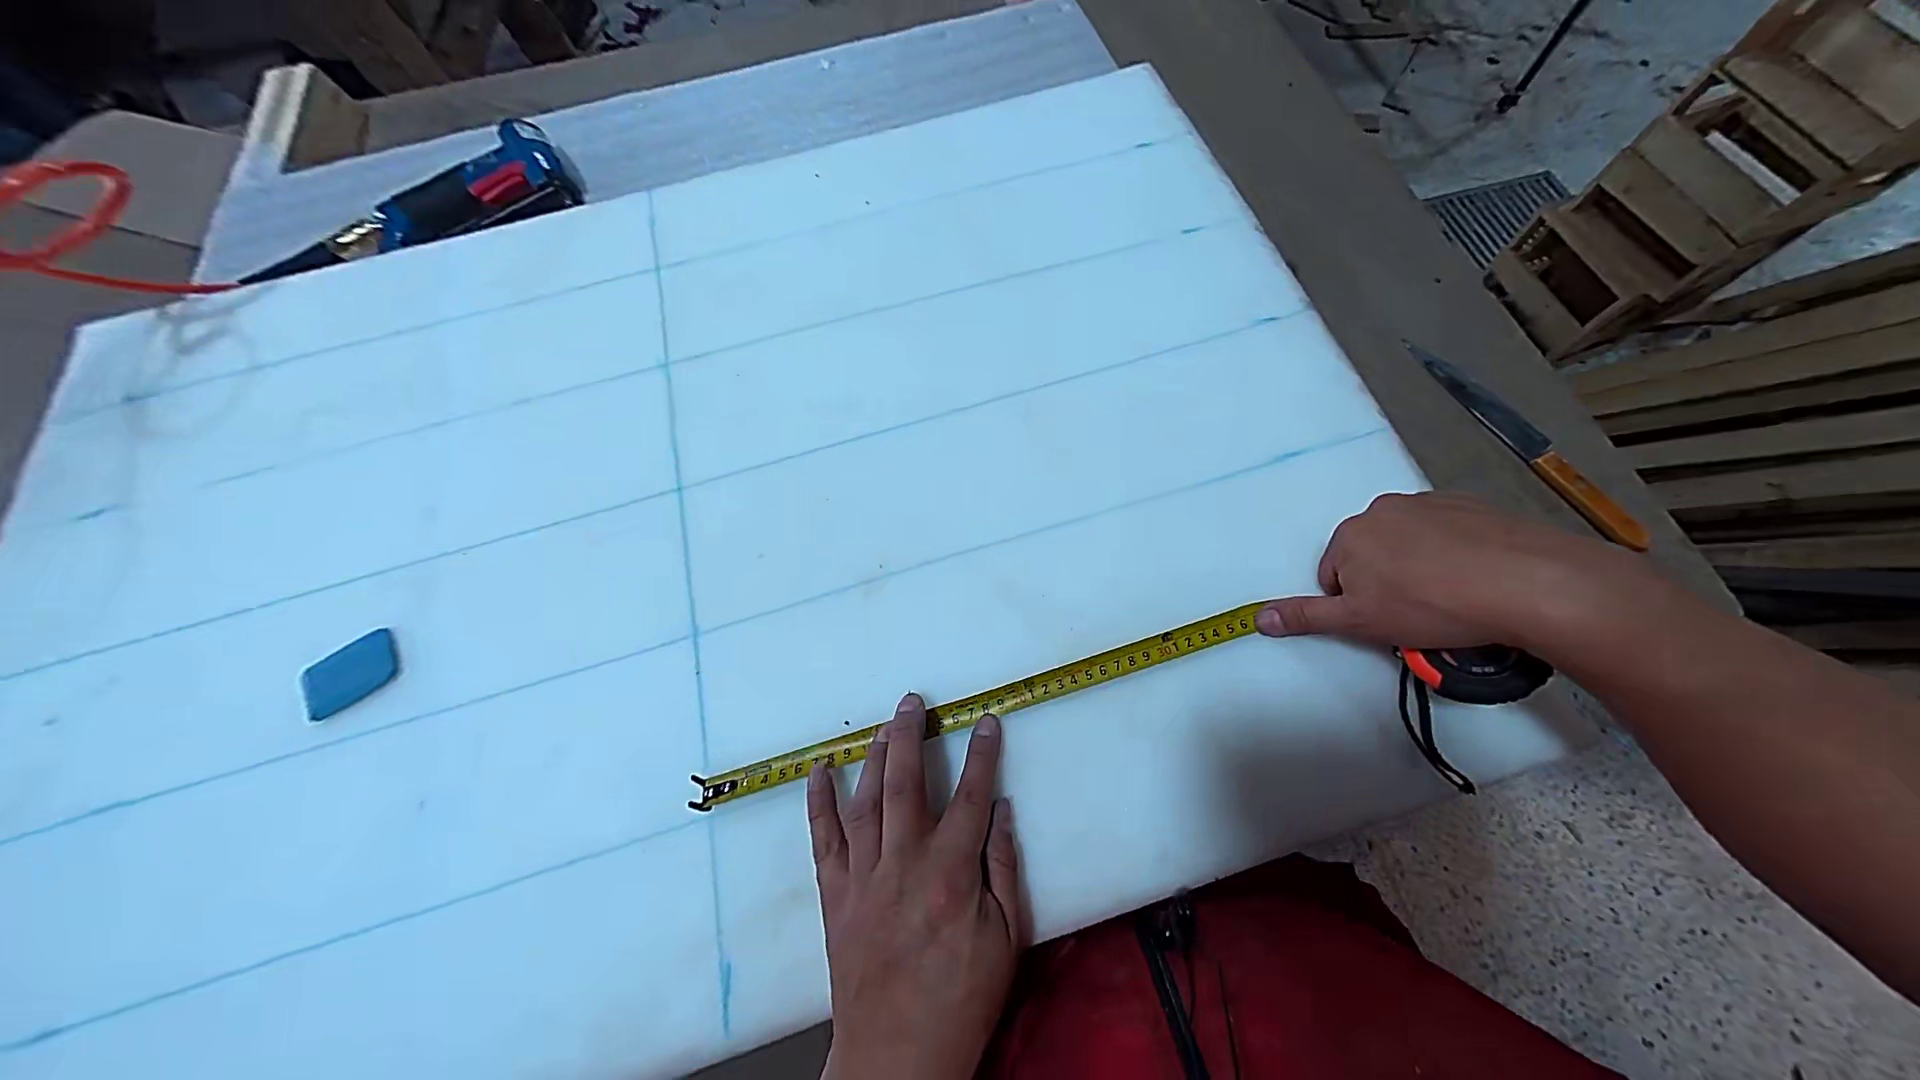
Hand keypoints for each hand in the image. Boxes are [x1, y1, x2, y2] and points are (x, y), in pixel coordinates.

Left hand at [810, 693, 1019, 1079]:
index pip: (970, 796)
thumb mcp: (1006, 939)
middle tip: (913, 702)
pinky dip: (818, 803)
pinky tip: (818, 772)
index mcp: (950, 874)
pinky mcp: (835, 896)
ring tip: (882, 726)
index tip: (985, 722)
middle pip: (904, 782)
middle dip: (910, 735)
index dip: (981, 754)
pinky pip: (823, 840)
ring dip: (872, 757)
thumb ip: (1003, 868)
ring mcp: (863, 878)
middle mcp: (903, 864)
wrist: (897, 1056)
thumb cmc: (961, 999)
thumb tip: (1001, 810)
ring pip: (864, 801)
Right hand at [1254, 491, 1671, 656]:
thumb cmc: (1433, 606)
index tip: (1386, 620)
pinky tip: (1476, 578)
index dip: (1356, 605)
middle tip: (1417, 613)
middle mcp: (1383, 510)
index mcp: (1350, 535)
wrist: (1530, 584)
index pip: (1333, 577)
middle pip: (1369, 556)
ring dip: (1417, 568)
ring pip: (1408, 545)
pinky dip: (1452, 553)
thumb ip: (1306, 616)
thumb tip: (1259, 618)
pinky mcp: (1473, 505)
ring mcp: (1429, 504)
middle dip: (1385, 583)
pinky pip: (1446, 533)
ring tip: (1451, 599)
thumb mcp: (1360, 622)